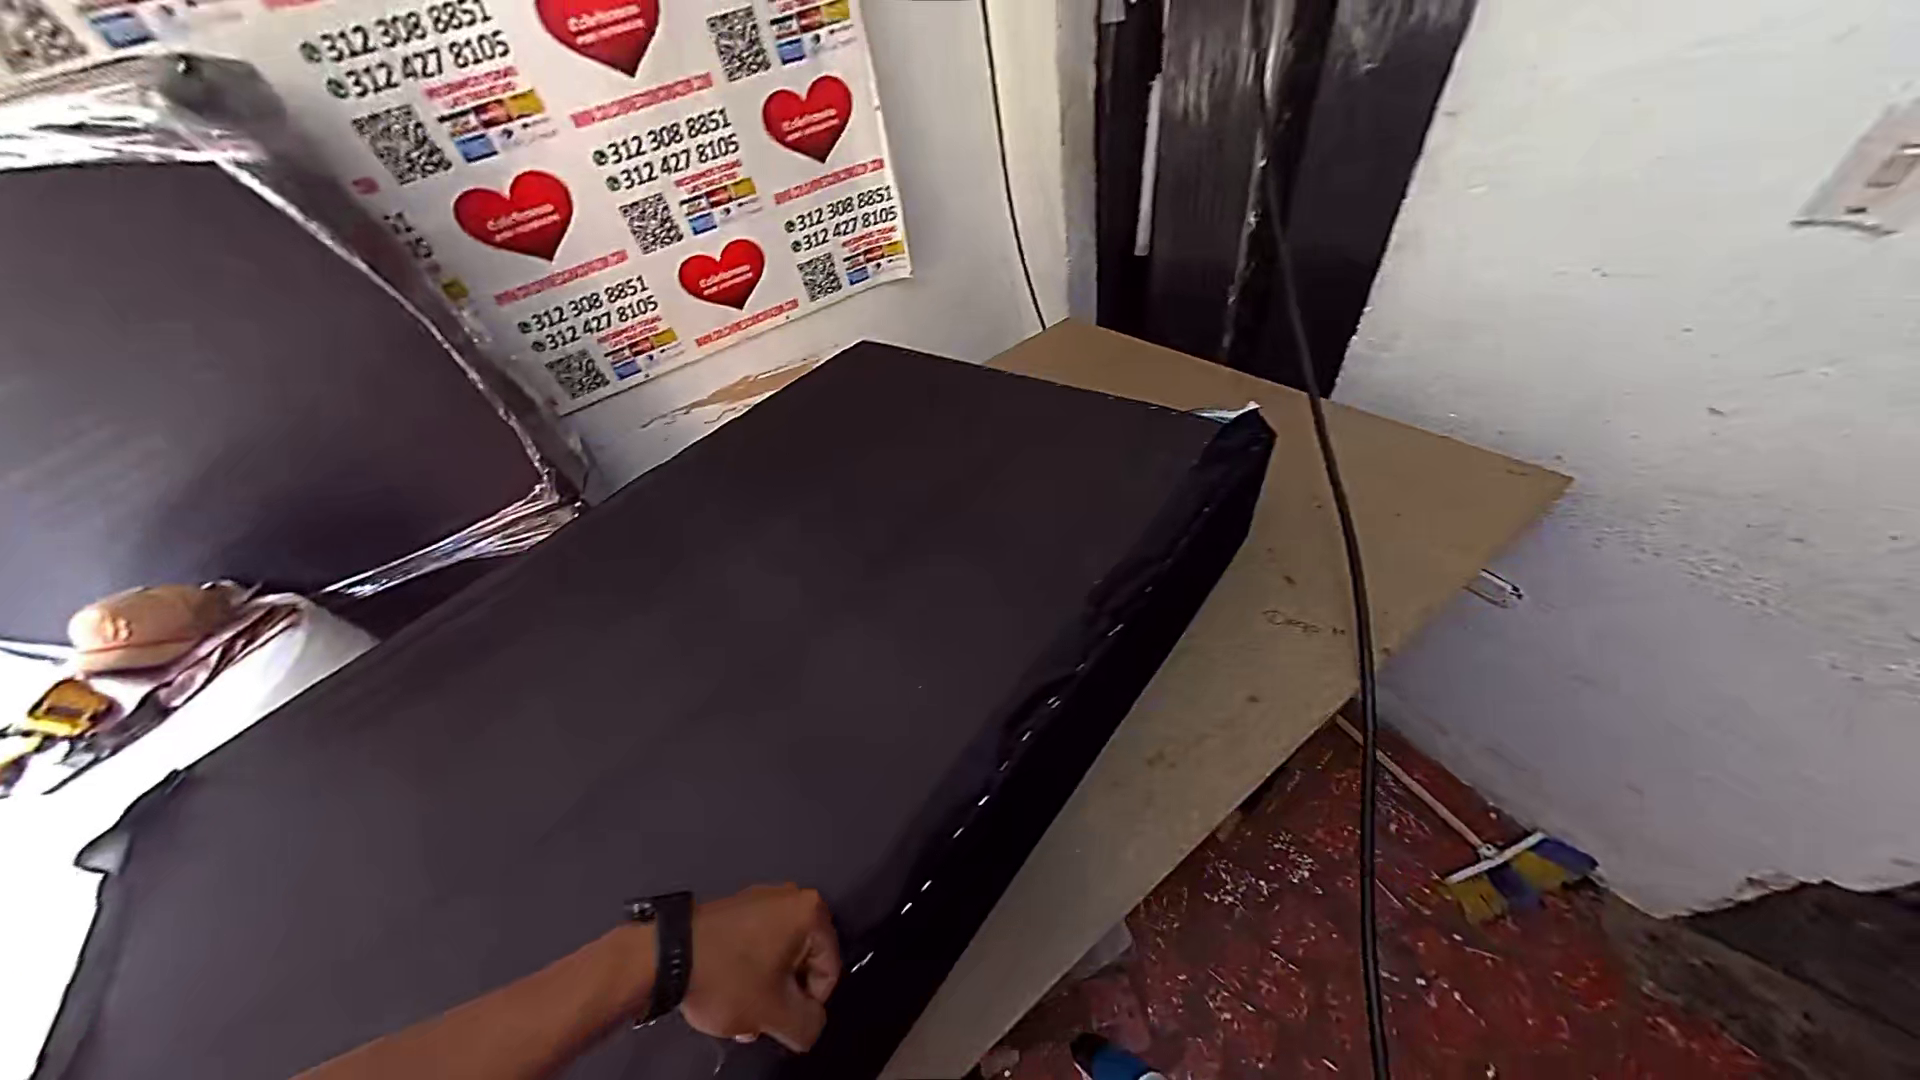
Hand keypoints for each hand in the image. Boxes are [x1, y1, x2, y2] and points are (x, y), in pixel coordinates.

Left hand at [679, 884, 841, 1051]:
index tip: (777, 1017)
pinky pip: (763, 941)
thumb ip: (806, 1025)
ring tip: (740, 1012)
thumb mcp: (773, 1013)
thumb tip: (812, 1024)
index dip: (807, 1004)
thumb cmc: (729, 977)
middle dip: (784, 998)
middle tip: (757, 1019)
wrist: (669, 953)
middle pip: (805, 962)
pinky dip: (754, 968)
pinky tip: (731, 989)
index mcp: (812, 912)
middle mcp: (795, 896)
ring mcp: (768, 897)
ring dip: (768, 988)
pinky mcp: (744, 905)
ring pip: (782, 955)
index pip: (829, 971)